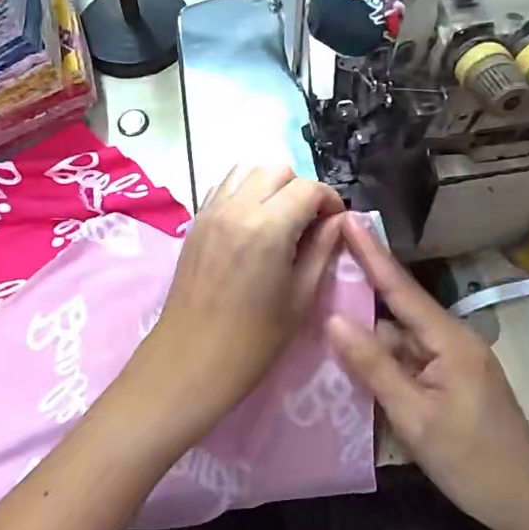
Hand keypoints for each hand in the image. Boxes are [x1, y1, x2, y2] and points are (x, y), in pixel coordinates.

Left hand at [123, 165, 344, 441]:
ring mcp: (210, 212)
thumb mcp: (301, 297)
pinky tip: (253, 226)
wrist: (190, 360)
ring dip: (270, 186)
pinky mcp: (194, 222)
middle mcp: (236, 208)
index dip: (330, 200)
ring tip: (280, 221)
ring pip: (247, 171)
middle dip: (300, 188)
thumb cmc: (254, 340)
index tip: (335, 224)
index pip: (308, 188)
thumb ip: (322, 250)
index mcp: (267, 227)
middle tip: (308, 223)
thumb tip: (337, 220)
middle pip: (276, 169)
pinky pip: (223, 188)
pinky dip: (244, 193)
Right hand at [325, 217, 528, 529]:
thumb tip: (334, 320)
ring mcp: (453, 363)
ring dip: (366, 336)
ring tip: (320, 320)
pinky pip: (409, 360)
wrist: (526, 505)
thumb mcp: (414, 416)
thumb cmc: (472, 462)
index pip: (401, 289)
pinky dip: (382, 361)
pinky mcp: (451, 382)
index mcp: (450, 340)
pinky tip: (352, 361)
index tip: (347, 218)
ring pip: (400, 339)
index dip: (371, 253)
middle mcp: (453, 341)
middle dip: (359, 294)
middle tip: (316, 272)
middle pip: (397, 312)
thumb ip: (374, 366)